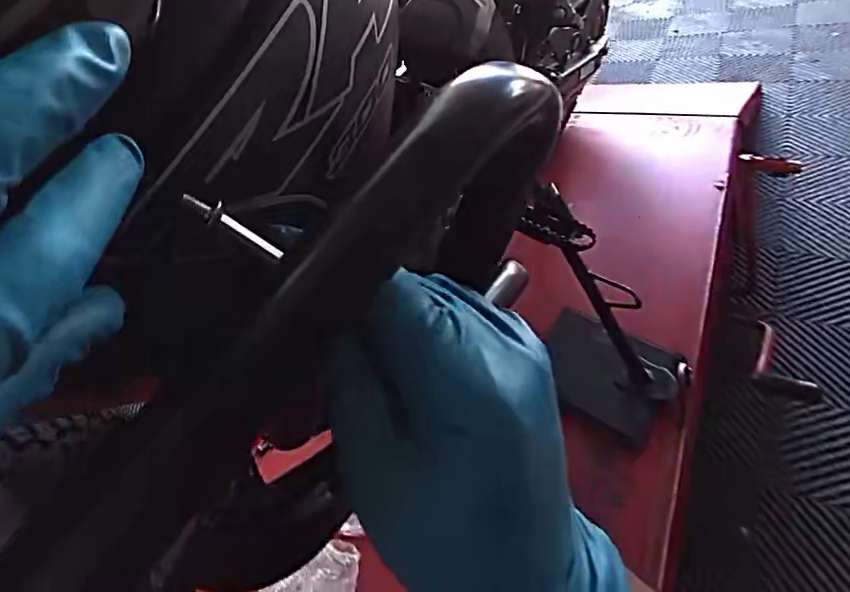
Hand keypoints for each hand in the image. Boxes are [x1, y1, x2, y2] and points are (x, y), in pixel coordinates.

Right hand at [327, 271, 634, 591]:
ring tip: (385, 377)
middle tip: (348, 364)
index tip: (319, 320)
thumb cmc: (451, 543)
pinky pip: (451, 308)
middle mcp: (505, 341)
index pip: (392, 288)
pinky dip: (422, 329)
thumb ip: (347, 378)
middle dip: (367, 314)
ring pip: (427, 292)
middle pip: (409, 287)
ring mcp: (520, 337)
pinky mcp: (521, 341)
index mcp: (472, 376)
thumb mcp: (373, 469)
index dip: (346, 295)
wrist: (530, 576)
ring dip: (394, 321)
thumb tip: (330, 318)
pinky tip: (415, 374)